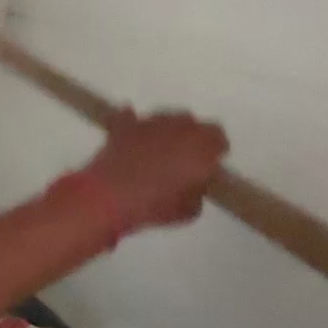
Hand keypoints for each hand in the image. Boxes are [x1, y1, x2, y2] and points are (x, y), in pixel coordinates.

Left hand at [81, 108, 229, 228]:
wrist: (109, 196)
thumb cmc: (155, 206)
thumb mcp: (190, 210)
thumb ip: (198, 191)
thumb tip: (193, 184)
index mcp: (203, 144)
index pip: (218, 138)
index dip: (213, 151)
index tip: (208, 164)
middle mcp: (181, 125)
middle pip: (192, 125)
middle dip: (190, 138)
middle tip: (181, 160)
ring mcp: (150, 122)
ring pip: (165, 119)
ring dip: (165, 131)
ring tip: (156, 151)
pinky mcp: (124, 126)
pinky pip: (129, 117)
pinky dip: (131, 123)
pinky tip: (129, 130)